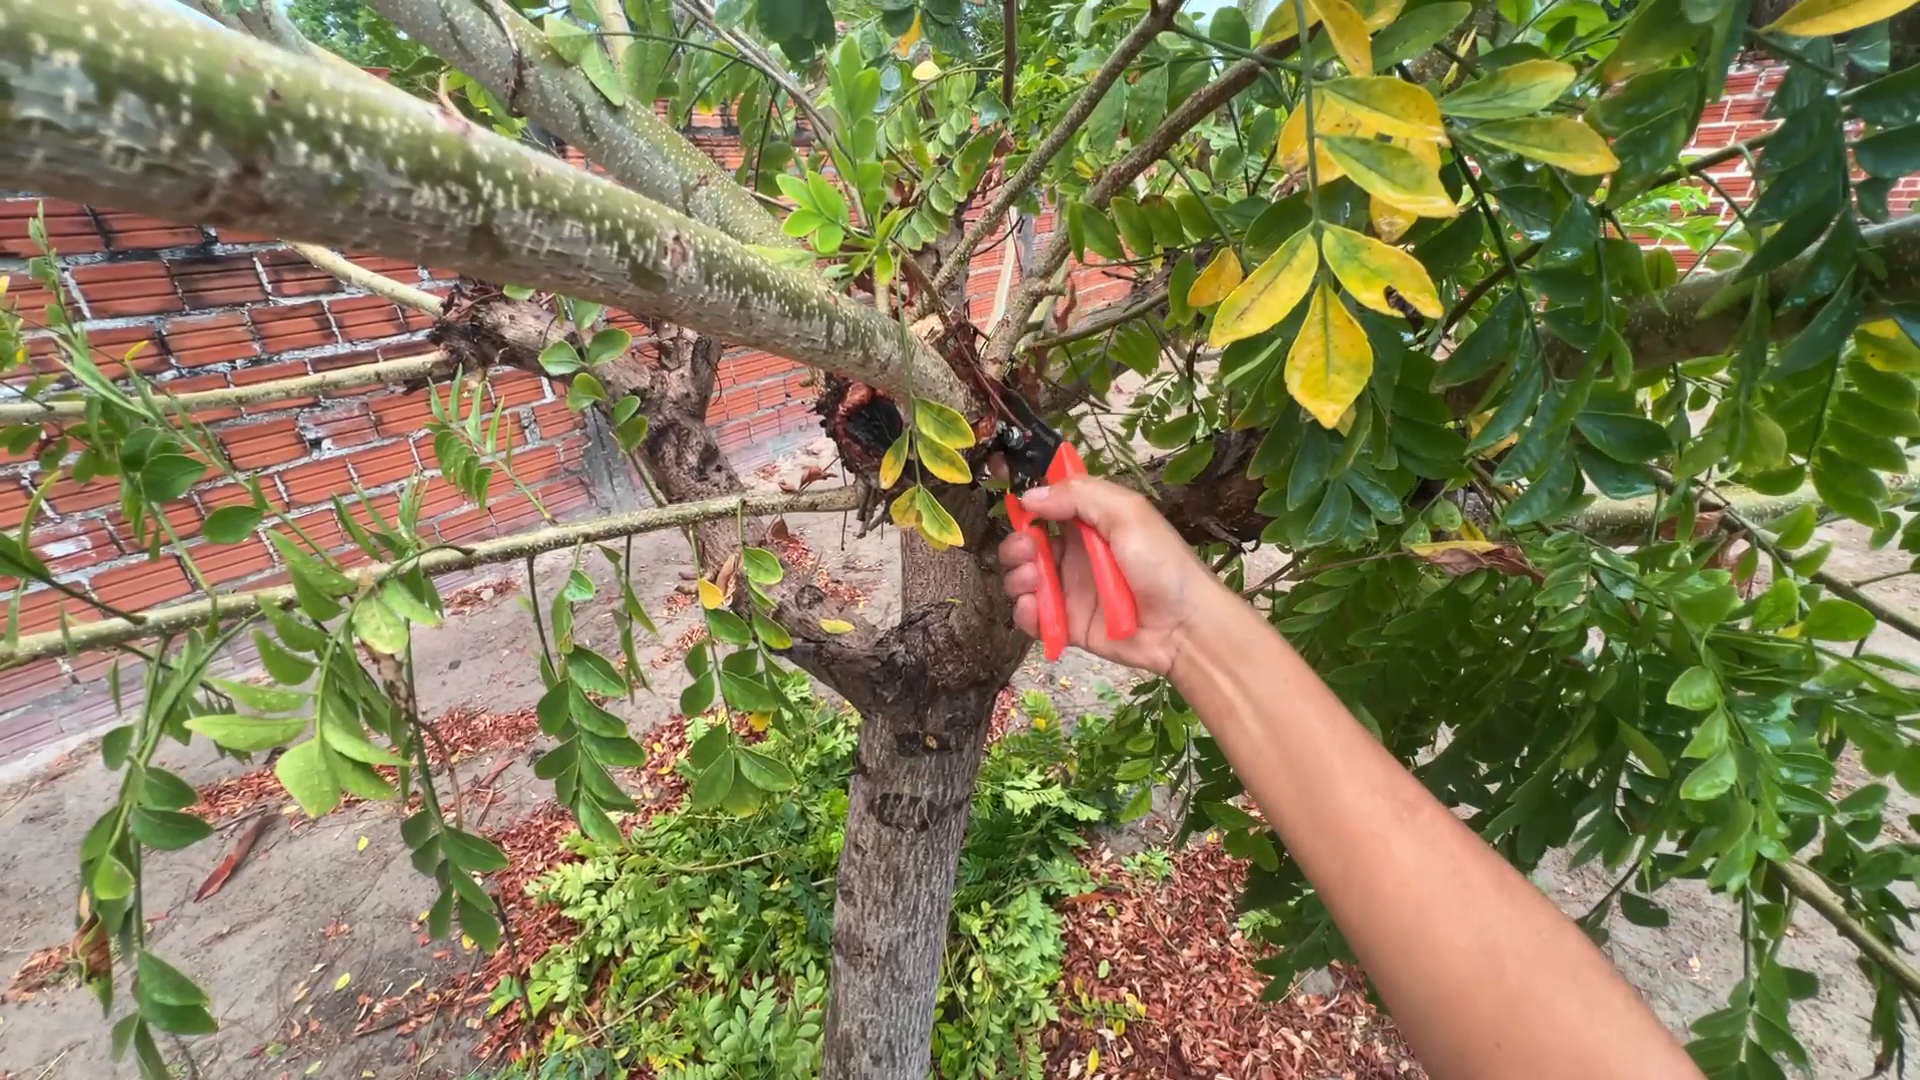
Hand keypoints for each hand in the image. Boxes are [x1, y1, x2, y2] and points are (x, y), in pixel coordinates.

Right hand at [997, 476, 1219, 674]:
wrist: (1183, 626)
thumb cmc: (1162, 563)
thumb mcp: (1127, 513)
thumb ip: (1079, 495)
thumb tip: (1029, 497)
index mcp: (1089, 522)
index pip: (1047, 506)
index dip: (1027, 504)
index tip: (1017, 506)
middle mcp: (1073, 553)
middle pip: (1025, 543)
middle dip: (1017, 544)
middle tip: (1030, 550)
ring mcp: (1068, 589)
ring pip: (1022, 578)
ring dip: (1018, 575)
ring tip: (1035, 580)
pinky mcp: (1065, 623)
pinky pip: (1030, 616)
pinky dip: (1025, 612)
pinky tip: (1036, 608)